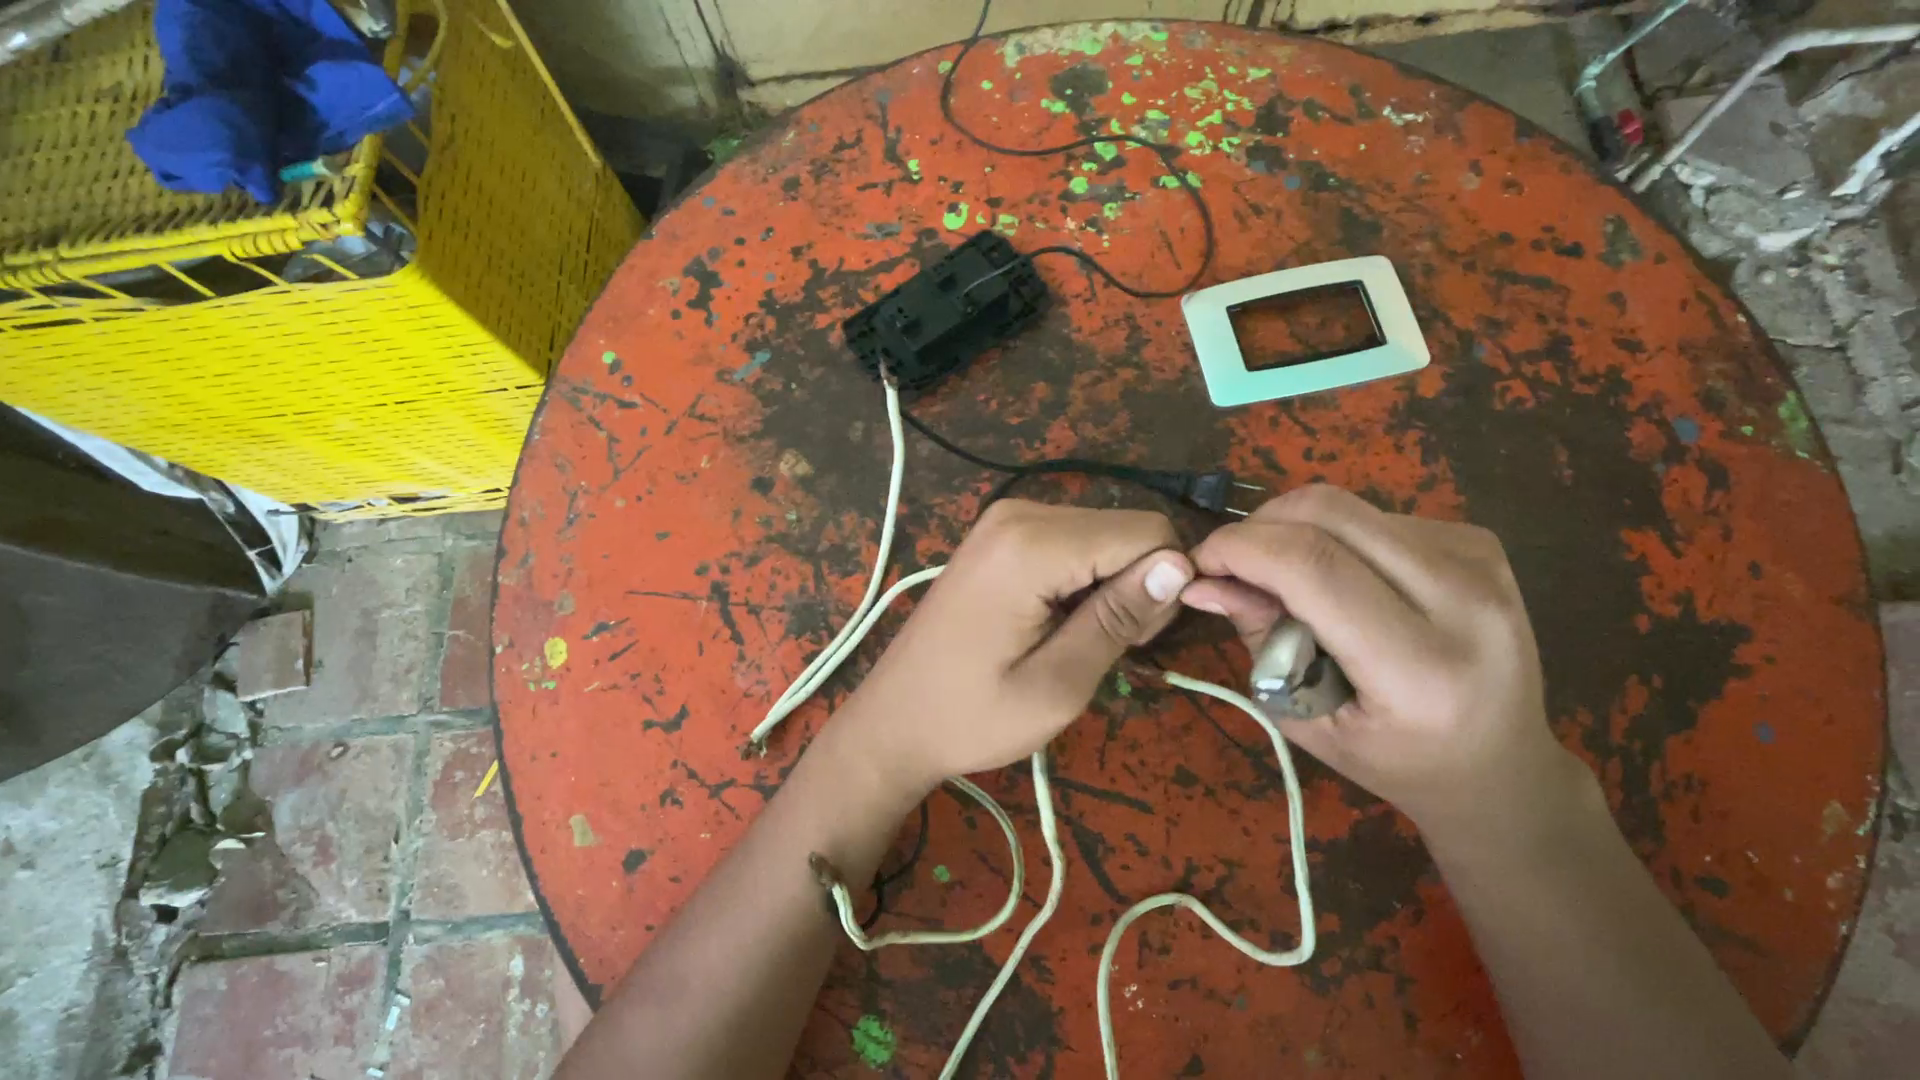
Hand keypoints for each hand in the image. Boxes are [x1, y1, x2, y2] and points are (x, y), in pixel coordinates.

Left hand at [831, 500, 1193, 794]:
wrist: (895, 721)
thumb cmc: (972, 716)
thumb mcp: (1058, 684)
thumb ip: (1119, 618)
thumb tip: (1180, 564)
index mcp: (1032, 544)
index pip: (1148, 532)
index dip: (1163, 587)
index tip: (1136, 643)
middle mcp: (1021, 513)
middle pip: (1126, 529)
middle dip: (1138, 585)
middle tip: (1105, 648)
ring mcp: (1006, 520)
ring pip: (1104, 535)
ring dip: (1111, 585)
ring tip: (1076, 640)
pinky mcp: (1001, 535)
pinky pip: (1072, 541)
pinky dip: (1082, 579)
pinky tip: (1056, 622)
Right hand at [1180, 485, 1583, 841]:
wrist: (1502, 766)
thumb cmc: (1395, 760)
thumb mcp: (1308, 720)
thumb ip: (1259, 641)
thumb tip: (1200, 582)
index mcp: (1420, 668)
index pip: (1313, 569)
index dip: (1241, 549)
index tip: (1201, 561)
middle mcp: (1463, 601)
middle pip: (1331, 514)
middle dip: (1259, 526)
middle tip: (1229, 561)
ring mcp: (1479, 564)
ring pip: (1350, 508)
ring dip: (1294, 531)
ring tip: (1284, 580)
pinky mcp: (1480, 543)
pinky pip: (1376, 515)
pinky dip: (1334, 536)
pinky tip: (1339, 579)